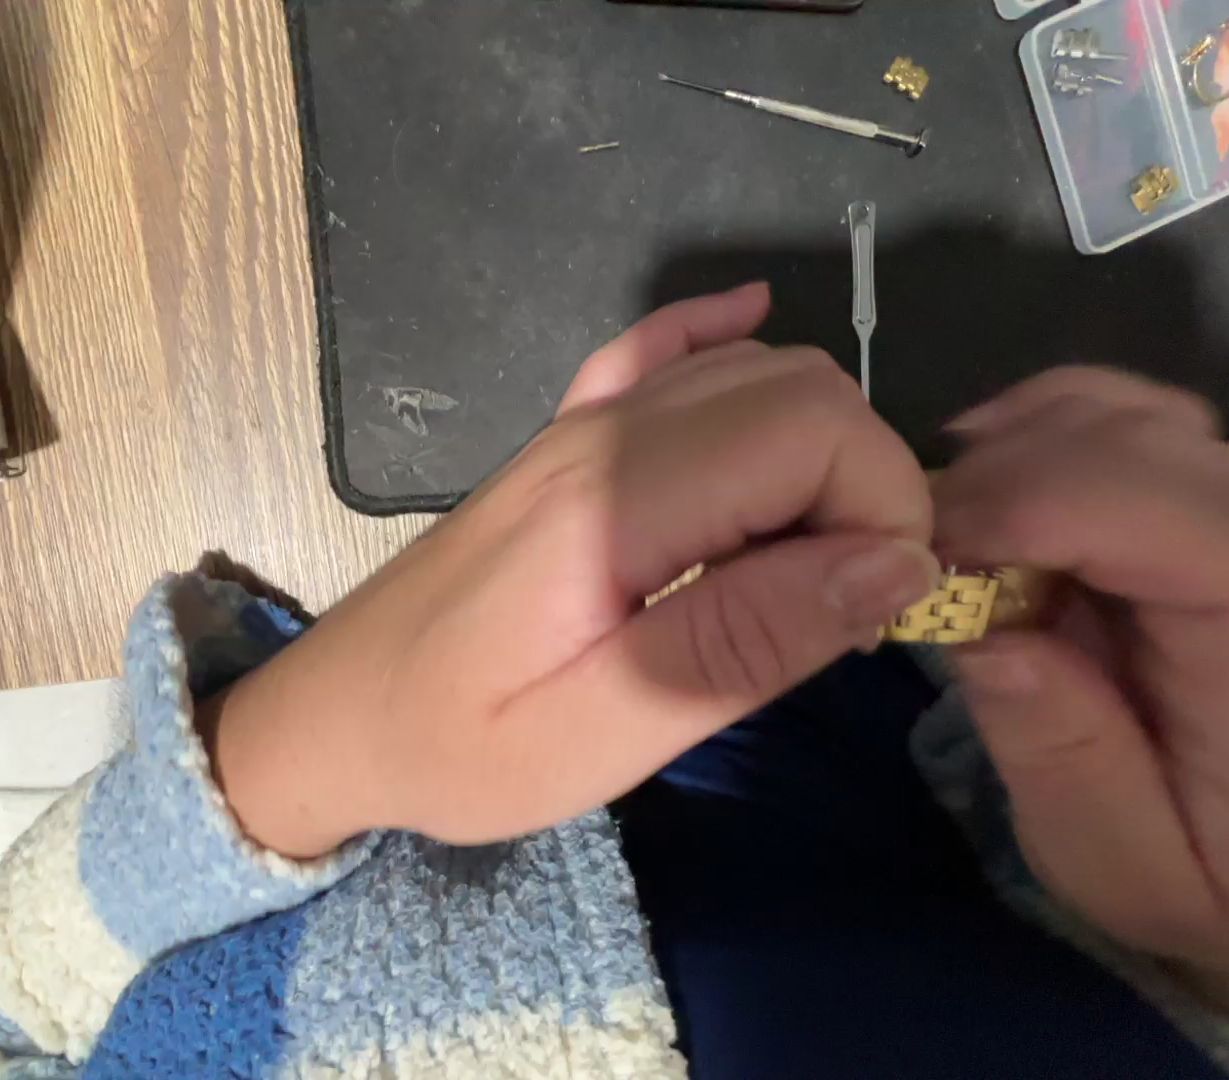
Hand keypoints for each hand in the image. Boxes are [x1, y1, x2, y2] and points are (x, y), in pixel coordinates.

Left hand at [205, 283, 939, 853]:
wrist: (338, 712)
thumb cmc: (453, 743)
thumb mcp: (595, 734)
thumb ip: (740, 644)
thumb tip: (890, 563)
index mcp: (611, 500)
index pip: (812, 431)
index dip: (881, 510)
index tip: (863, 614)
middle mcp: (598, 433)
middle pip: (793, 389)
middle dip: (861, 483)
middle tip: (832, 601)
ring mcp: (574, 427)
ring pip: (744, 372)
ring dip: (812, 451)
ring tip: (793, 560)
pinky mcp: (559, 445)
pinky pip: (651, 356)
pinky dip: (718, 346)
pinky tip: (746, 334)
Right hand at [936, 367, 1228, 1037]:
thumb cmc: (1200, 883)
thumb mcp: (1117, 861)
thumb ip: (1059, 749)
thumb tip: (979, 627)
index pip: (1156, 513)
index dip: (1019, 510)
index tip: (916, 562)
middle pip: (1120, 441)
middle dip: (985, 486)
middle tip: (904, 558)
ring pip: (1113, 409)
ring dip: (1001, 452)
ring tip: (939, 526)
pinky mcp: (1199, 504)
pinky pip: (1111, 414)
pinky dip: (1028, 426)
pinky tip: (981, 480)